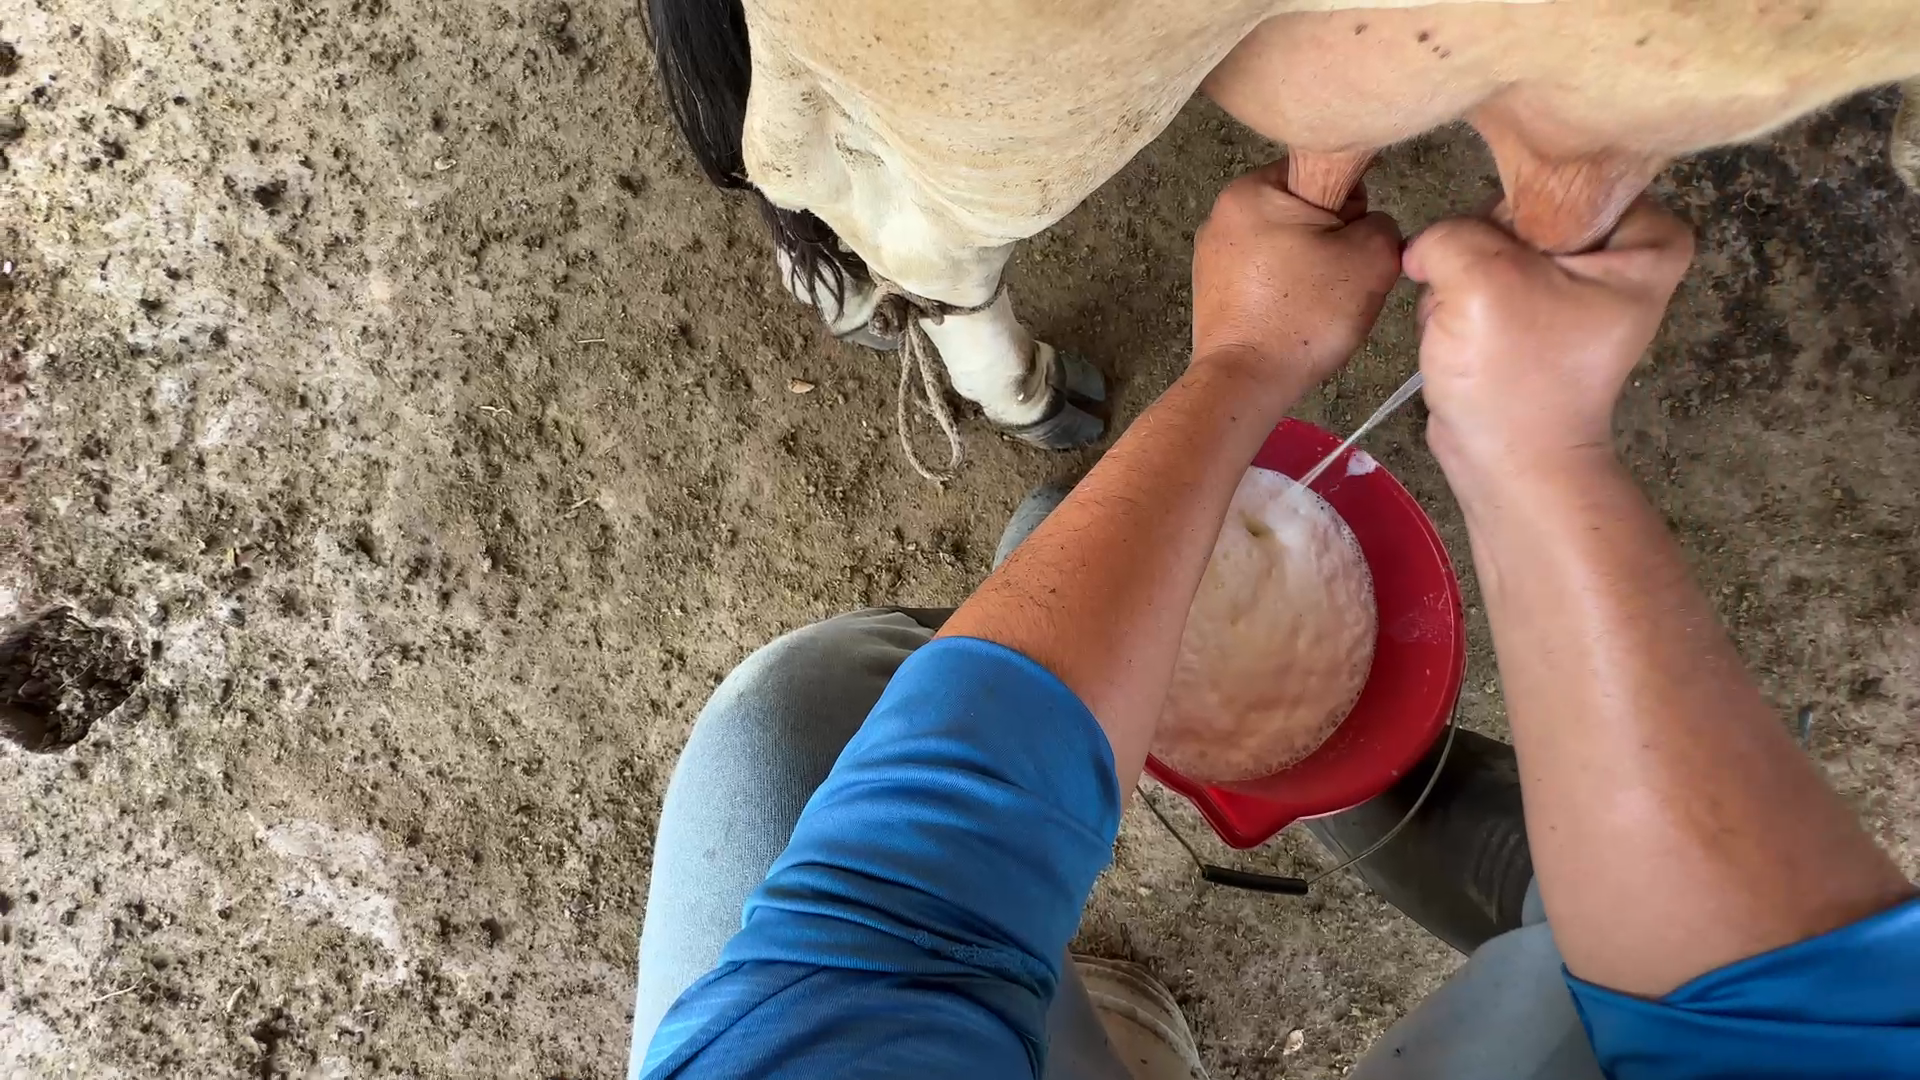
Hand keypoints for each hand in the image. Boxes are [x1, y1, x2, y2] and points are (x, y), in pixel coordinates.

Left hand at [1191, 159, 1402, 392]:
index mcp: (1249, 190)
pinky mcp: (1209, 294)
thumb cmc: (1305, 315)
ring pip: (1283, 248)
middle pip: (1299, 210)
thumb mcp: (1373, 254)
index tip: (1348, 241)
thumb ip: (1381, 220)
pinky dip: (1280, 292)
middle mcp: (1219, 217)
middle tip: (1334, 279)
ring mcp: (1208, 258)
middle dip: (1326, 239)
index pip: (1321, 168)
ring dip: (1306, 269)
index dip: (1350, 203)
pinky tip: (1289, 318)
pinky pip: (1262, 279)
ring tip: (1311, 304)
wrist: (1245, 382)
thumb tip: (1362, 228)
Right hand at [1403, 197, 1693, 483]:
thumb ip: (1447, 236)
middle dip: (1471, 264)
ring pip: (1484, 256)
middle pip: (1513, 221)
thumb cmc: (1515, 376)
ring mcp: (1570, 289)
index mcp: (1644, 235)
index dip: (1501, 223)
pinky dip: (1454, 312)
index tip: (1489, 270)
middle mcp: (1616, 255)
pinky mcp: (1532, 318)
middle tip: (1469, 308)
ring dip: (1455, 292)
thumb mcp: (1481, 285)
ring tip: (1461, 332)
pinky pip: (1479, 288)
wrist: (1504, 458)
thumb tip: (1424, 245)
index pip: (1551, 187)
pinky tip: (1457, 340)